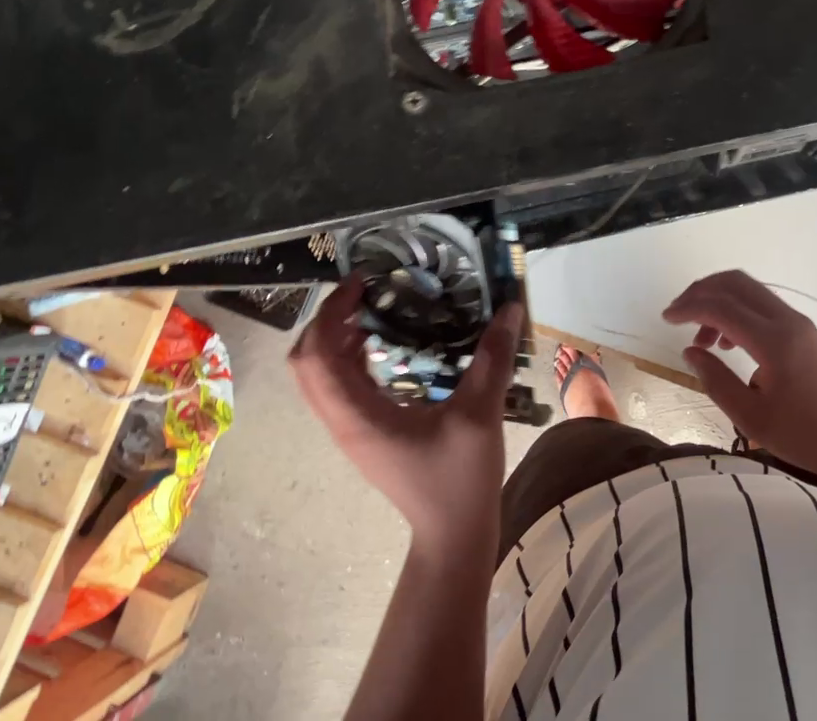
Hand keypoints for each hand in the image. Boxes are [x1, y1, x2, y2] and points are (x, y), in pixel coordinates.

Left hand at [289, 279, 520, 550]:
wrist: (452, 533)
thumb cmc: (459, 480)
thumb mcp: (480, 414)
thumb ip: (493, 359)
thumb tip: (509, 310)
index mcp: (358, 417)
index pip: (316, 356)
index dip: (330, 313)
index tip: (362, 283)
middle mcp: (343, 422)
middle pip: (306, 363)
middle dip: (327, 320)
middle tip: (364, 293)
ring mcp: (350, 431)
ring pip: (319, 376)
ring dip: (335, 338)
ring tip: (373, 310)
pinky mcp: (364, 434)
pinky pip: (340, 387)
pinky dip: (349, 358)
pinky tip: (386, 345)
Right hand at [662, 270, 816, 484]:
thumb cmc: (806, 437)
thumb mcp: (751, 417)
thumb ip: (716, 380)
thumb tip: (692, 351)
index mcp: (774, 340)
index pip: (722, 306)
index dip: (688, 307)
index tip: (664, 318)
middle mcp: (788, 321)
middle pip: (737, 283)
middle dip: (702, 291)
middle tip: (677, 315)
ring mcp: (800, 324)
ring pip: (751, 292)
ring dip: (720, 303)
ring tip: (704, 342)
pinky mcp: (806, 333)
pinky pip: (764, 308)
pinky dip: (739, 313)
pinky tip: (729, 344)